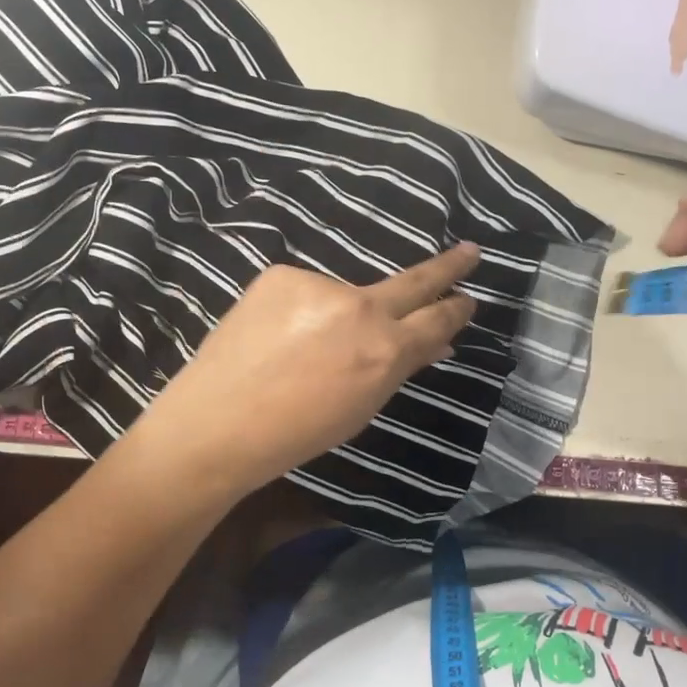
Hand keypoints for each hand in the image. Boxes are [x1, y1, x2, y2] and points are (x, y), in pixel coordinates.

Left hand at [127, 243, 480, 495]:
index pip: (436, 320)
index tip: (468, 297)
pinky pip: (307, 291)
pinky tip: (277, 339)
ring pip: (346, 295)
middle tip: (470, 252)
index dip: (455, 309)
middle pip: (414, 281)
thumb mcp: (361, 408)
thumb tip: (433, 342)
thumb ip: (399, 367)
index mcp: (385, 351)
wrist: (216, 423)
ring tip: (306, 353)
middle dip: (447, 268)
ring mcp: (319, 286)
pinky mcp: (281, 275)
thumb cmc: (295, 433)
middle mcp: (360, 309)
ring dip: (341, 316)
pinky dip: (302, 312)